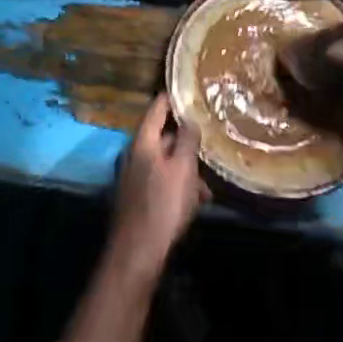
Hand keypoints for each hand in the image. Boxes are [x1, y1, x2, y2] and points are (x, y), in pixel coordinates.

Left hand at [110, 94, 209, 277]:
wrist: (138, 251)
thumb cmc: (163, 205)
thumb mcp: (183, 169)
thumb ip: (188, 140)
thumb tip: (190, 119)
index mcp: (142, 142)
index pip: (157, 108)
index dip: (173, 98)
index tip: (190, 90)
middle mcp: (133, 154)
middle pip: (163, 136)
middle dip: (187, 142)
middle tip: (209, 144)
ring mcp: (133, 175)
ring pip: (165, 162)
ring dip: (186, 170)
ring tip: (207, 188)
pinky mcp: (137, 195)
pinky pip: (161, 180)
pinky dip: (178, 185)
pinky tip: (196, 202)